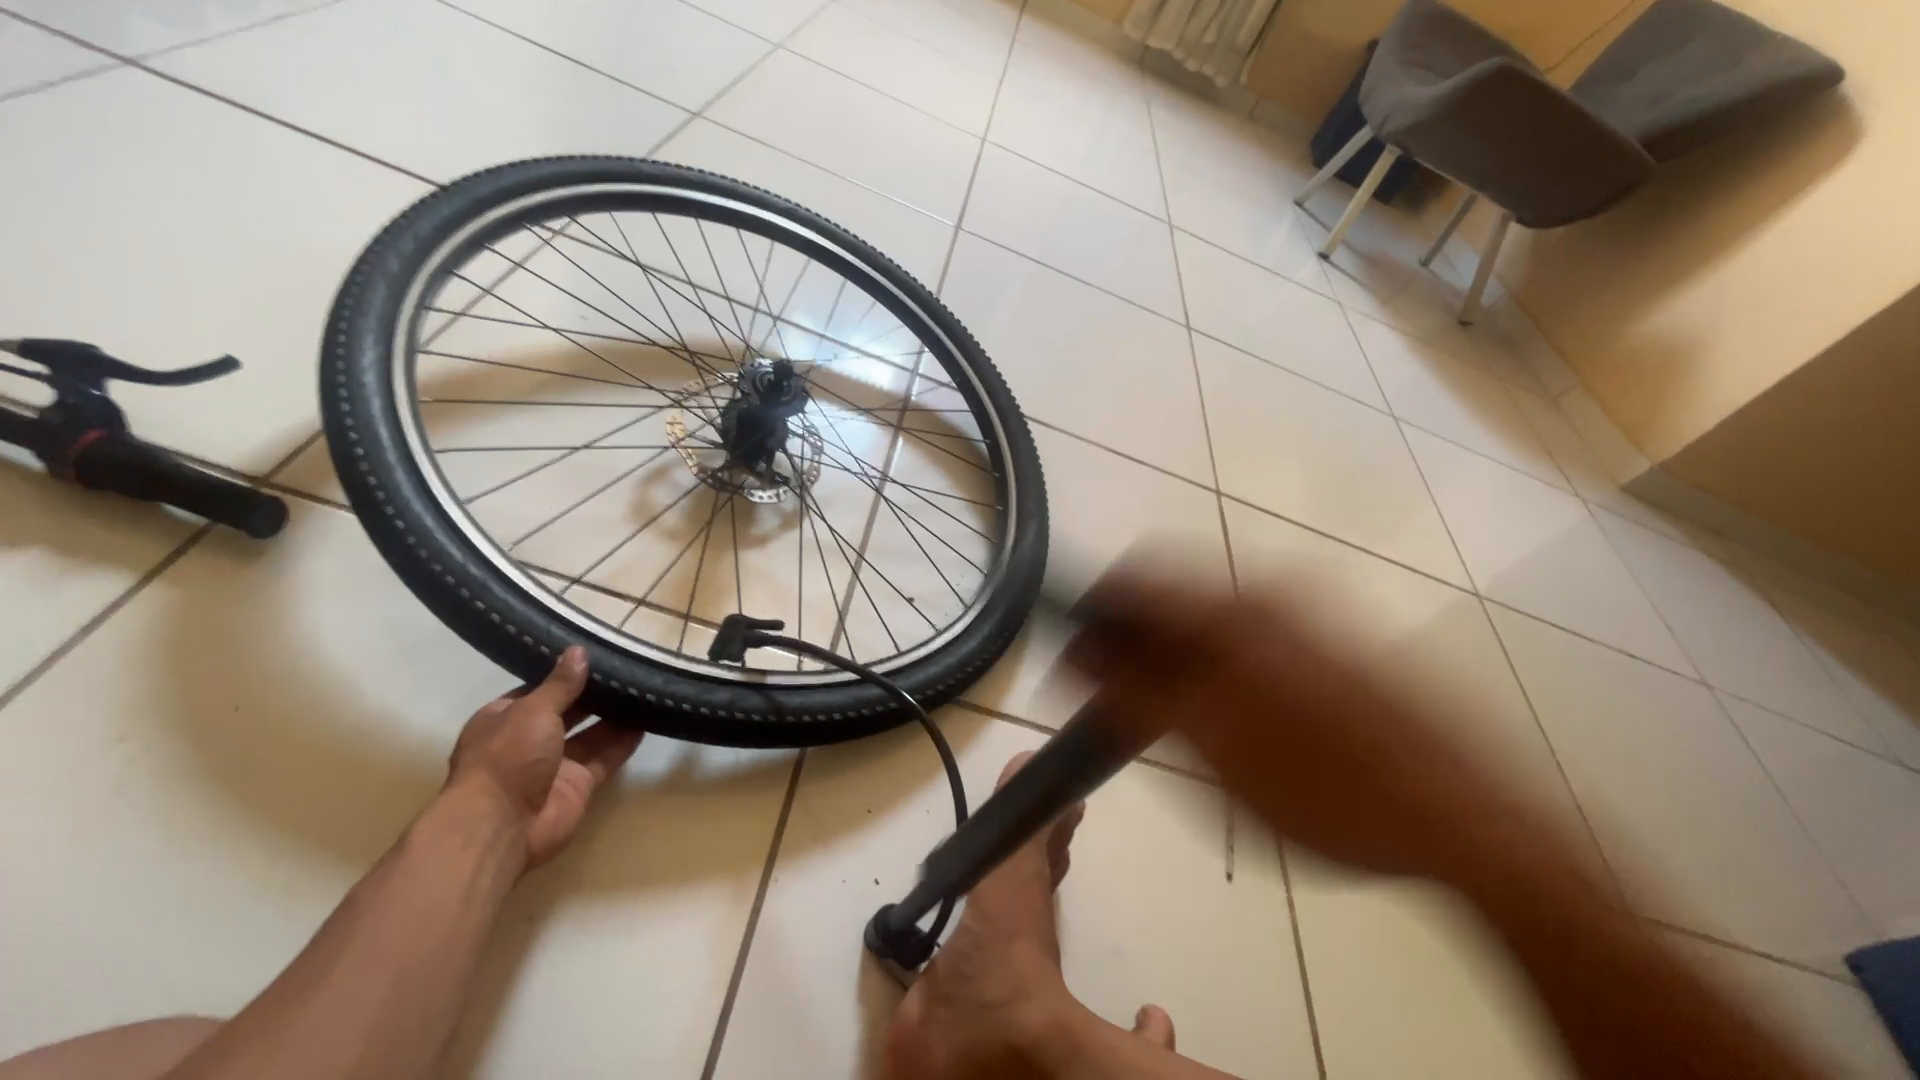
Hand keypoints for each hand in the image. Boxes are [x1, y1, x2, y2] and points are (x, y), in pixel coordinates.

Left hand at [445, 646, 643, 869]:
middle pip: (567, 712)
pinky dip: (623, 743)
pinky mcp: (578, 785)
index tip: (595, 657)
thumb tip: (579, 652)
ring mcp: (554, 765)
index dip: (564, 676)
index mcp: (504, 718)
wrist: (502, 824)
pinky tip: (646, 723)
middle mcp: (528, 740)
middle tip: (627, 672)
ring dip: (613, 718)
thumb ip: (561, 684)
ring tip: (643, 693)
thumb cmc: (507, 757)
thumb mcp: (533, 711)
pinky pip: (604, 759)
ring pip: (590, 735)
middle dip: (594, 696)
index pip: (538, 690)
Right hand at [1065, 563, 1525, 881]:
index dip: (1090, 620)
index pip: (1132, 579)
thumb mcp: (1215, 751)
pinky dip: (1220, 668)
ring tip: (1170, 726)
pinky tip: (1232, 725)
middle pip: (1173, 596)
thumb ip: (1139, 692)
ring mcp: (1316, 616)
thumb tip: (1084, 651)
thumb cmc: (1331, 792)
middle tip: (1115, 708)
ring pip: (1213, 621)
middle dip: (1132, 645)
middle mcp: (1276, 592)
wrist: (1472, 824)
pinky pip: (1255, 640)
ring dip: (1175, 660)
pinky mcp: (1343, 646)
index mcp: (1237, 609)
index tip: (1071, 671)